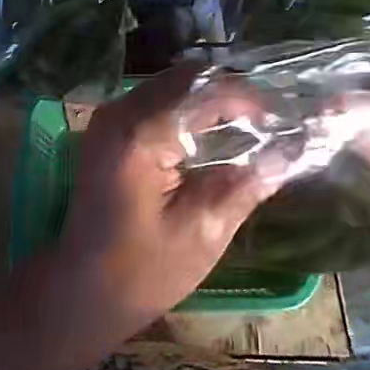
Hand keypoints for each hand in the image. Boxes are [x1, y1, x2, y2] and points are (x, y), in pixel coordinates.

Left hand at [54, 63, 279, 333]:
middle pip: (185, 78)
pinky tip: (212, 132)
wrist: (81, 291)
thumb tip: (289, 151)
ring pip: (170, 84)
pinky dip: (188, 108)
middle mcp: (119, 114)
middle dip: (230, 92)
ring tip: (247, 124)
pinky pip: (156, 99)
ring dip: (209, 98)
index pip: (203, 92)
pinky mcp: (108, 129)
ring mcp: (108, 118)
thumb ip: (245, 184)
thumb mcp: (203, 233)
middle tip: (267, 120)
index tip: (279, 119)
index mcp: (139, 136)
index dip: (247, 98)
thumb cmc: (142, 272)